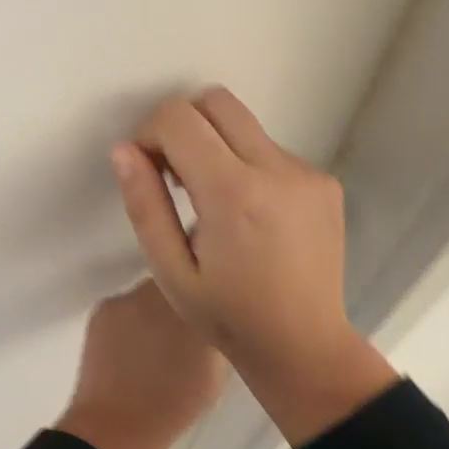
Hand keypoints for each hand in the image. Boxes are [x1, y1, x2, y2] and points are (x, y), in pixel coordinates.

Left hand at [56, 280, 227, 448]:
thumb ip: (219, 332)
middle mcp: (160, 294)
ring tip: (159, 337)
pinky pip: (127, 303)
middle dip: (185, 294)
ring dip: (158, 305)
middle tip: (188, 322)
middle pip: (179, 279)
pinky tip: (134, 343)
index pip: (210, 278)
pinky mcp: (103, 308)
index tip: (216, 303)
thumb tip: (218, 312)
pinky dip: (134, 317)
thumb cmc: (174, 406)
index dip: (213, 288)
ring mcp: (128, 298)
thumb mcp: (216, 371)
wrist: (114, 426)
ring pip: (150, 290)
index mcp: (195, 309)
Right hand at [110, 88, 396, 444]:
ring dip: (218, 149)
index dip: (150, 133)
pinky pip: (273, 154)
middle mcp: (276, 170)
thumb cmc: (228, 318)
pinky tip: (248, 220)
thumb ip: (145, 205)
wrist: (304, 346)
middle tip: (173, 176)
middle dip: (184, 125)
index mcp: (233, 193)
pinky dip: (249, 170)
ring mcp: (307, 174)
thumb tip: (124, 150)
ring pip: (246, 128)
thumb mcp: (171, 270)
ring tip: (213, 208)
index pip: (179, 117)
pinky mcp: (324, 184)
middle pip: (217, 102)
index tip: (148, 170)